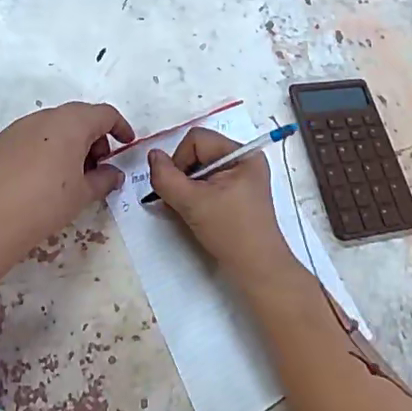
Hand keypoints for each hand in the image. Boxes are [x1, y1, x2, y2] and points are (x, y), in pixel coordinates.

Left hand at [0, 102, 133, 259]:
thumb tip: (112, 173)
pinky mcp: (4, 140)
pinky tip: (44, 175)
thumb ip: (104, 178)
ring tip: (72, 173)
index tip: (126, 145)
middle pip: (79, 116)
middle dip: (95, 136)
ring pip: (55, 125)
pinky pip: (35, 135)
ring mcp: (22, 126)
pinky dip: (48, 147)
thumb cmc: (48, 202)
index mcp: (72, 123)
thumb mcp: (84, 193)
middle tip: (98, 165)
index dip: (120, 127)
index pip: (105, 114)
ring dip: (70, 141)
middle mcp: (47, 116)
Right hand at [147, 128, 295, 283]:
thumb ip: (166, 177)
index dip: (179, 160)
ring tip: (187, 210)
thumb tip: (153, 155)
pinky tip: (195, 214)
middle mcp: (245, 159)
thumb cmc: (230, 232)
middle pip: (199, 152)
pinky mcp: (239, 194)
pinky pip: (209, 182)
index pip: (196, 140)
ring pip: (201, 169)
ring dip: (187, 187)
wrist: (258, 270)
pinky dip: (196, 195)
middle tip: (178, 202)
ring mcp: (243, 178)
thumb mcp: (192, 202)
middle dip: (183, 175)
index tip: (178, 190)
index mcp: (242, 153)